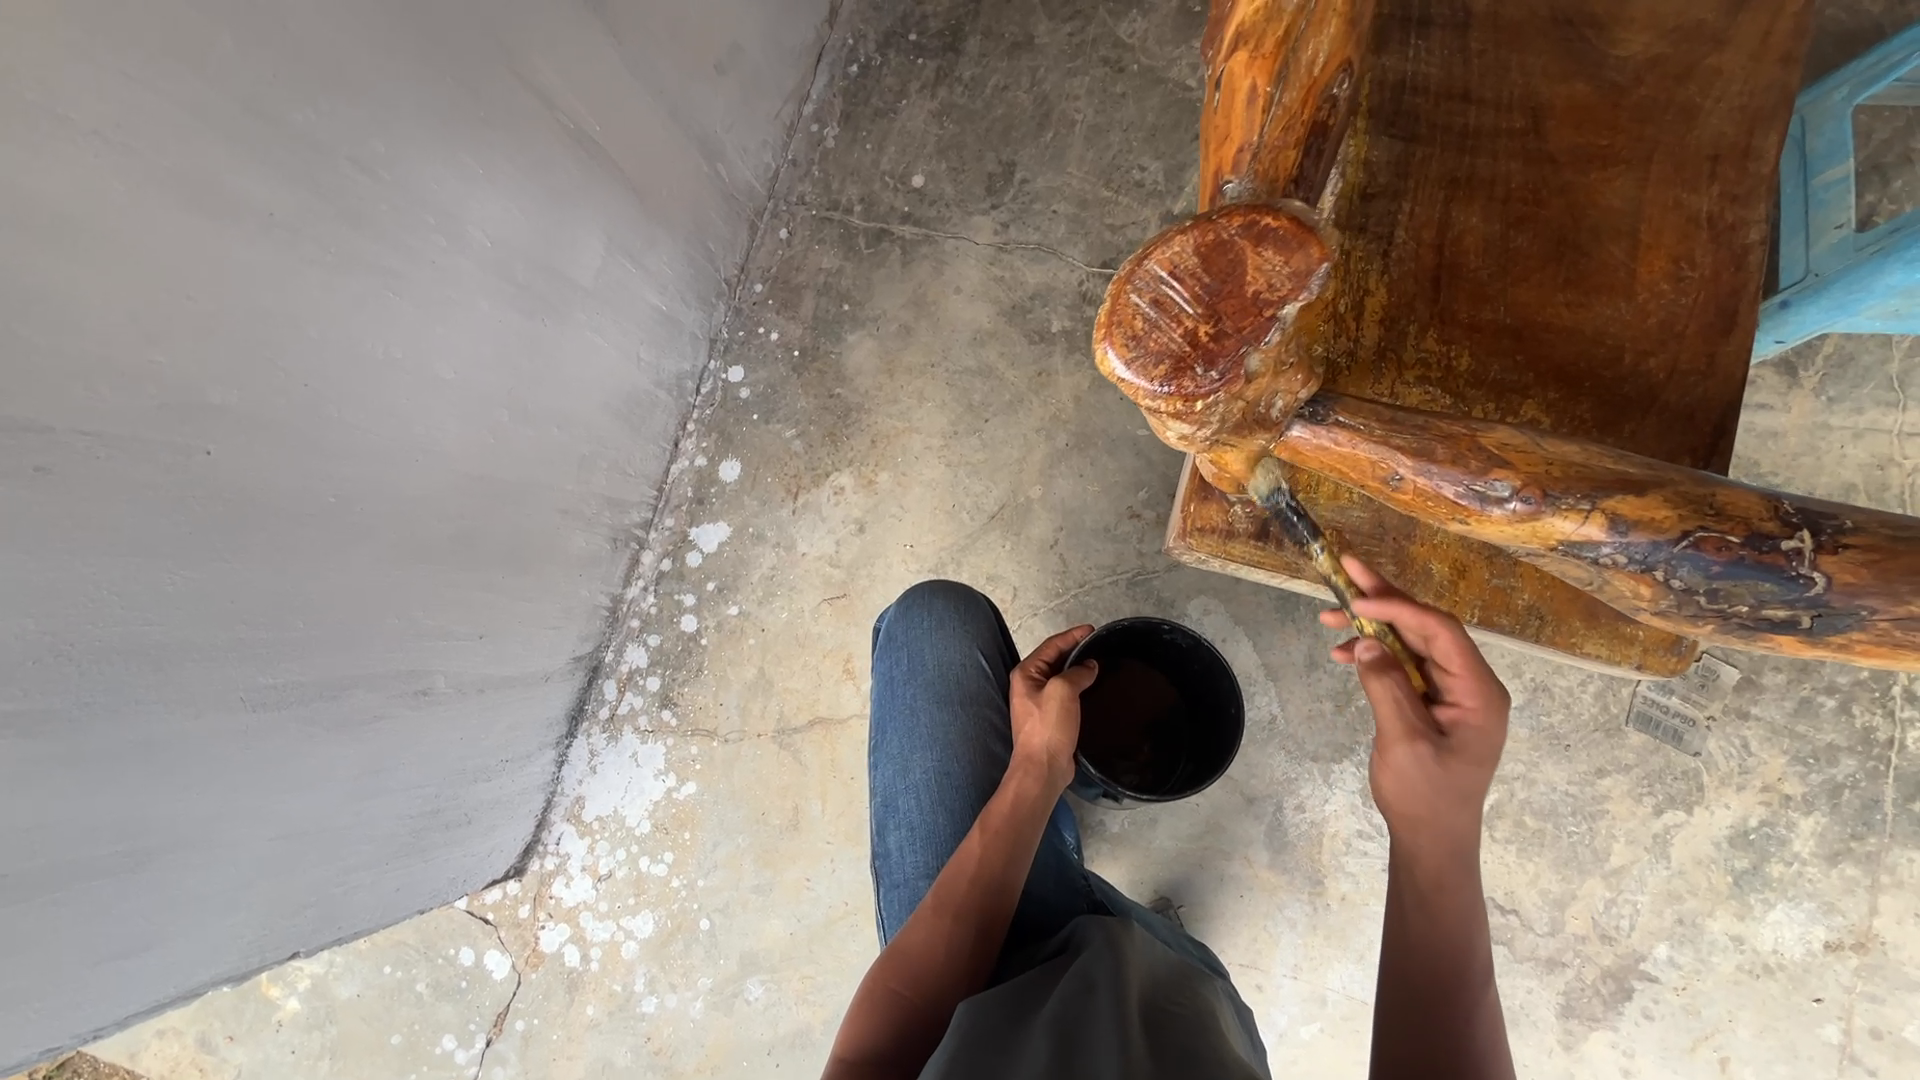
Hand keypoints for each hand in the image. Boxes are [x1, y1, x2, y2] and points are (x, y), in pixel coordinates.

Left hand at [1008, 626, 1099, 792]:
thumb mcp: (1063, 691)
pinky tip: (1093, 686)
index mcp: (1026, 673)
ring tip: (1098, 661)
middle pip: (1054, 659)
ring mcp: (1038, 702)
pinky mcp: (1049, 717)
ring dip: (1077, 668)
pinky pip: (1065, 693)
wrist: (1043, 768)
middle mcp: (1028, 684)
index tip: (1092, 629)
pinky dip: (1079, 685)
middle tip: (1097, 643)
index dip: (1072, 635)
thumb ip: (1077, 672)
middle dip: (1074, 649)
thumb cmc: (1048, 727)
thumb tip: (1090, 666)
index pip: (1051, 645)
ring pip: (1060, 676)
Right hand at [1320, 557, 1509, 856]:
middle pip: (1426, 627)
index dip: (1398, 608)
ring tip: (1329, 614)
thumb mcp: (1404, 741)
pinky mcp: (1430, 701)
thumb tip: (1364, 643)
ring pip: (1410, 641)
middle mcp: (1469, 684)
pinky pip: (1401, 663)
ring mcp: (1450, 692)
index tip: (1356, 600)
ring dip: (1371, 626)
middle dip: (1384, 600)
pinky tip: (1342, 653)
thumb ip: (1387, 688)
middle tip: (1345, 570)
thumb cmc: (1425, 795)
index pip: (1440, 632)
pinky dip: (1372, 653)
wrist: (1432, 838)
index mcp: (1479, 692)